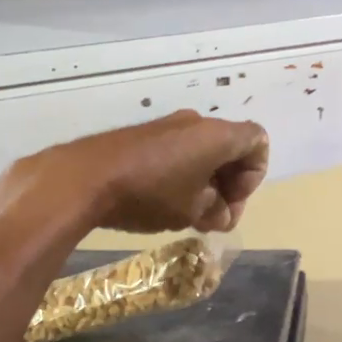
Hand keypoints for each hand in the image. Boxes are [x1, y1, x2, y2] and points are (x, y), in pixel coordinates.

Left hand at [0, 112, 268, 235]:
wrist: (83, 178)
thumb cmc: (150, 194)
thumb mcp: (194, 211)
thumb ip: (218, 211)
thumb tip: (219, 213)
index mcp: (218, 136)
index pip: (258, 143)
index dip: (253, 177)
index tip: (230, 203)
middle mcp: (197, 123)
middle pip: (231, 149)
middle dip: (229, 185)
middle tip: (213, 218)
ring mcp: (167, 126)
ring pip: (202, 152)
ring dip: (205, 183)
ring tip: (187, 214)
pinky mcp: (142, 135)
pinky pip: (177, 152)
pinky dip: (181, 175)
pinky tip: (162, 202)